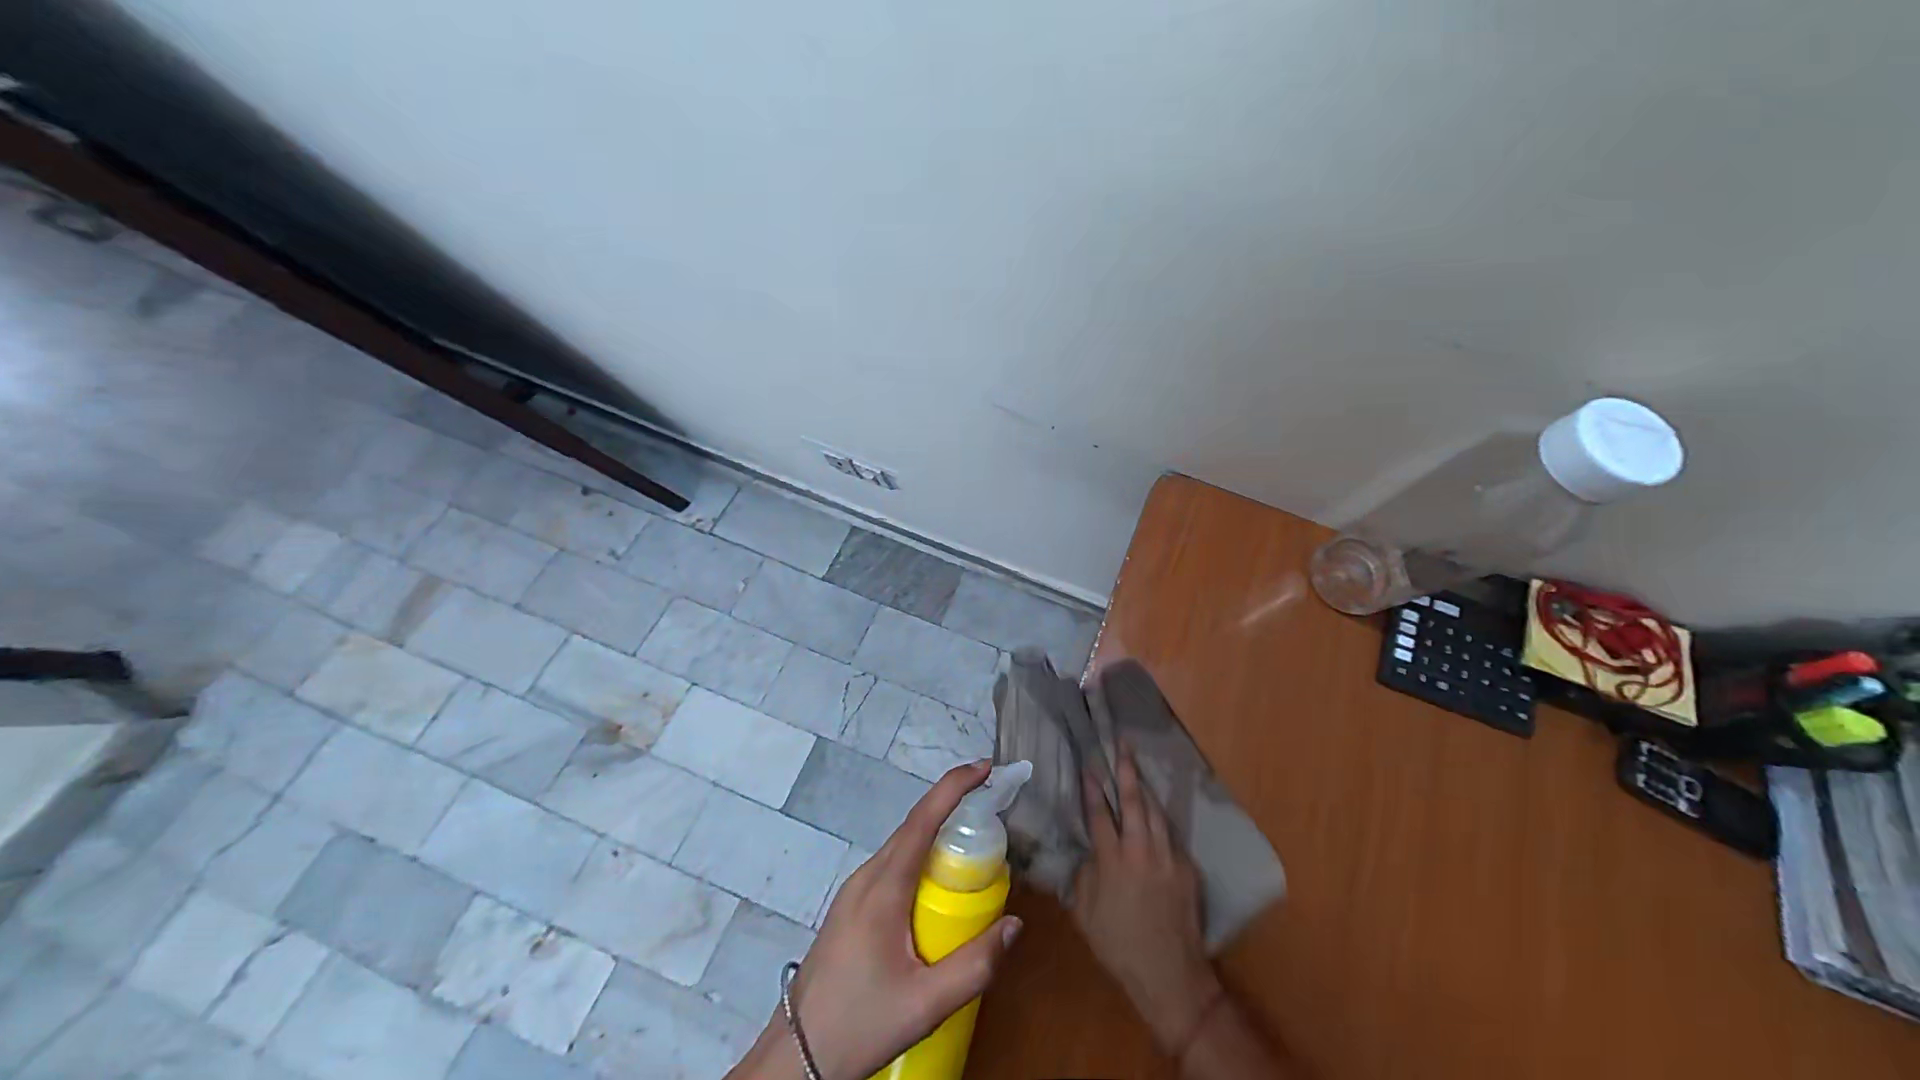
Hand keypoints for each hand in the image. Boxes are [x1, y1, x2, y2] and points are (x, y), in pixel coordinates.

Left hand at [760, 760, 1022, 1079]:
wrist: (797, 1055)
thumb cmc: (860, 1024)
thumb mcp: (927, 1003)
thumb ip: (976, 965)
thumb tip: (1014, 924)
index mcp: (883, 888)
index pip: (922, 820)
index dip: (954, 787)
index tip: (985, 768)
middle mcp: (866, 877)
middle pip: (914, 827)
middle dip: (953, 806)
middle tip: (993, 804)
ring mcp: (855, 891)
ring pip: (903, 847)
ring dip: (938, 835)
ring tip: (974, 843)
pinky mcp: (852, 908)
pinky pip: (894, 867)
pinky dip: (923, 859)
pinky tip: (940, 886)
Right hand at [1071, 748, 1223, 1053]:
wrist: (1170, 974)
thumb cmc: (1118, 946)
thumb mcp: (1084, 913)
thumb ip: (1084, 876)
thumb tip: (1091, 854)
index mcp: (1112, 861)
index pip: (1099, 813)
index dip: (1092, 787)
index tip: (1089, 763)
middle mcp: (1141, 851)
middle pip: (1133, 801)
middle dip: (1126, 770)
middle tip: (1123, 744)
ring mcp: (1168, 858)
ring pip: (1156, 813)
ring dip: (1145, 790)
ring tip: (1137, 769)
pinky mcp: (1187, 869)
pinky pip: (1170, 836)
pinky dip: (1159, 821)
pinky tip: (1154, 817)